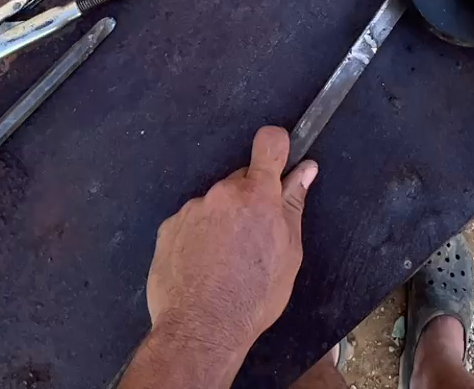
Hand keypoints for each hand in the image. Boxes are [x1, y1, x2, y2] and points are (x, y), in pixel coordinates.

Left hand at [144, 126, 319, 359]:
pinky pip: (190, 222)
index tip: (277, 161)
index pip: (269, 142)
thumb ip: (293, 204)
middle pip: (240, 181)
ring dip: (221, 220)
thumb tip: (305, 170)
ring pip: (214, 204)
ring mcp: (192, 208)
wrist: (201, 331)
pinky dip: (197, 237)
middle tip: (251, 237)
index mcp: (257, 194)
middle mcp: (222, 192)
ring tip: (223, 261)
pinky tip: (201, 267)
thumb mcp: (289, 252)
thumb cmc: (254, 295)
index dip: (276, 146)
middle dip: (248, 199)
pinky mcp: (168, 228)